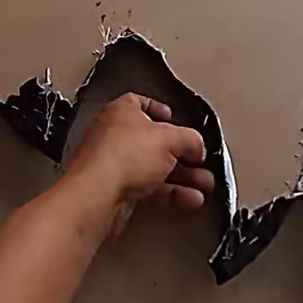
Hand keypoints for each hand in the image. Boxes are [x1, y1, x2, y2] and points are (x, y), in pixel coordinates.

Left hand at [65, 94, 214, 231]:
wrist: (98, 194)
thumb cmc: (122, 156)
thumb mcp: (169, 138)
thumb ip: (189, 139)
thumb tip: (197, 145)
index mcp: (121, 112)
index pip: (139, 103)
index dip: (158, 109)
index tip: (174, 117)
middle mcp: (114, 136)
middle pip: (153, 141)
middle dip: (181, 152)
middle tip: (199, 160)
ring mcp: (114, 165)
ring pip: (153, 168)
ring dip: (181, 176)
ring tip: (204, 184)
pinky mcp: (116, 191)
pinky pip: (149, 189)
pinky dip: (171, 193)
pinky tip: (190, 199)